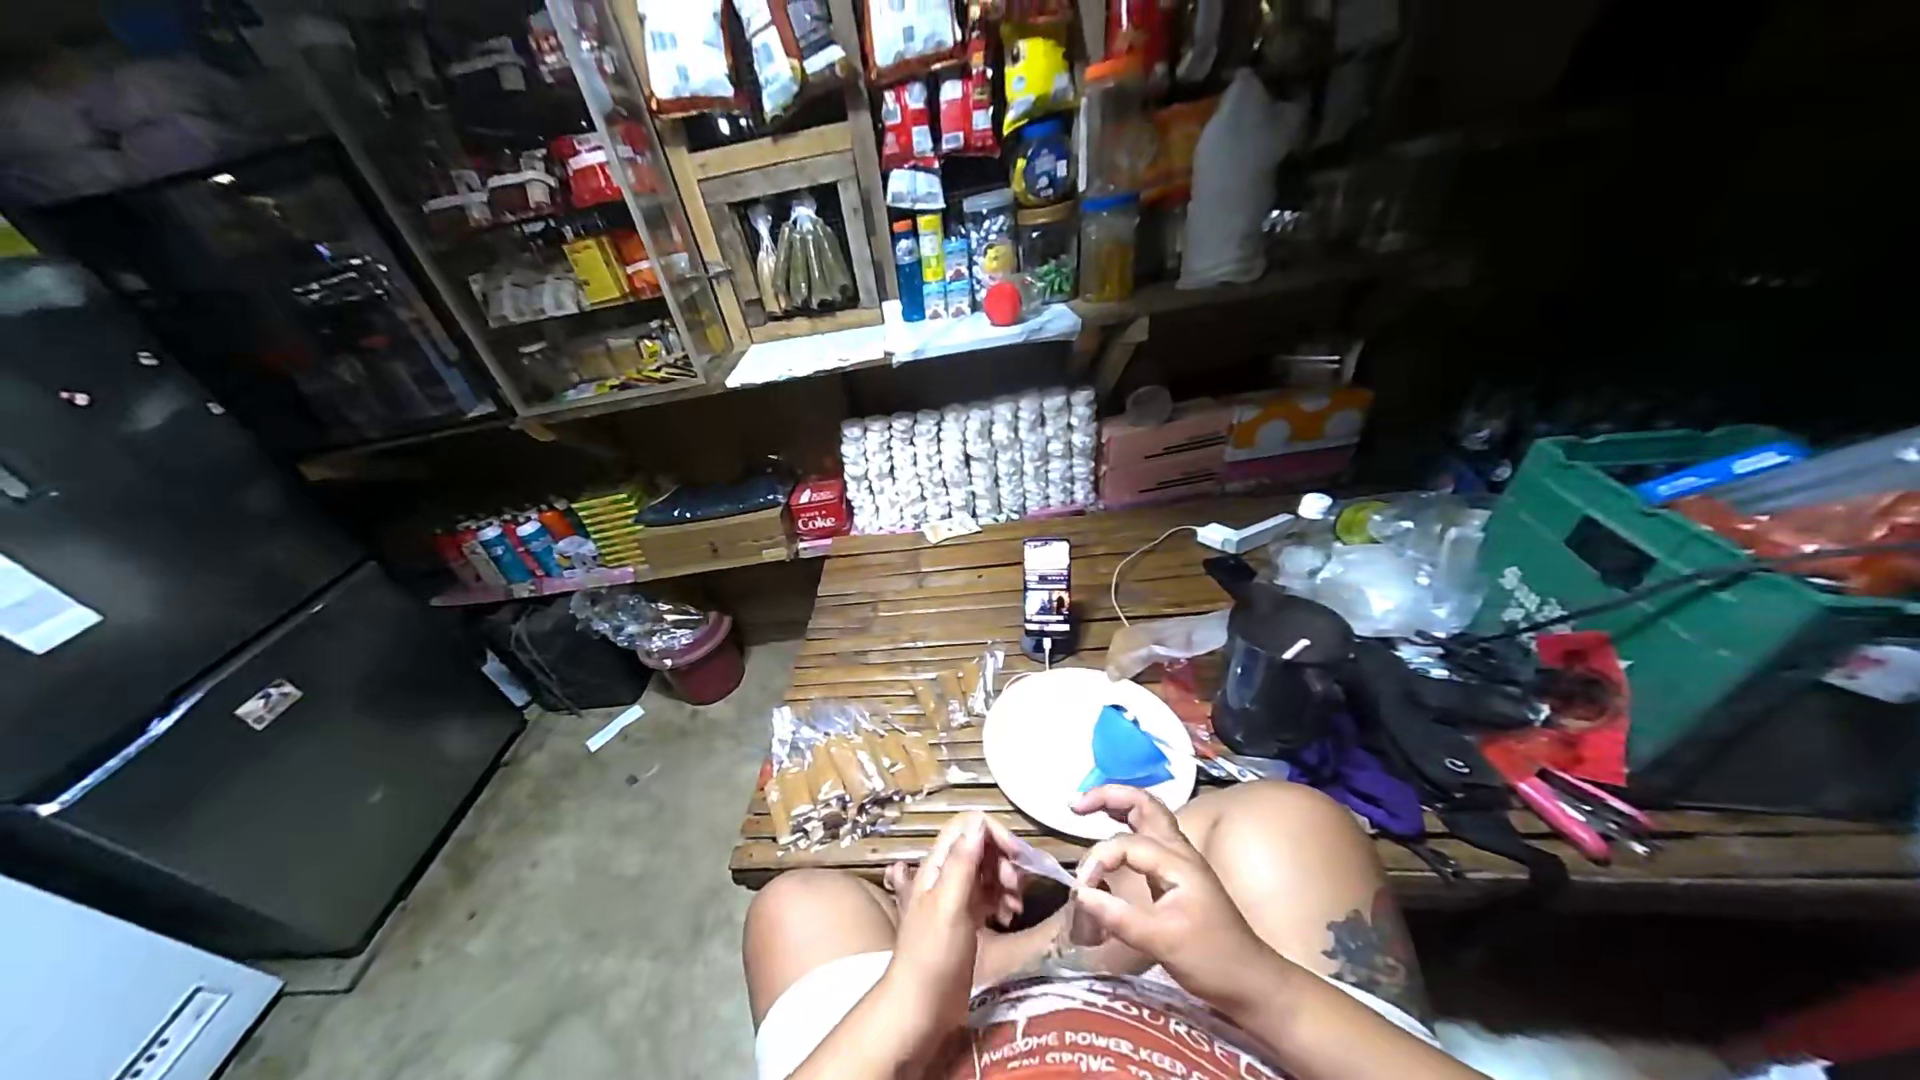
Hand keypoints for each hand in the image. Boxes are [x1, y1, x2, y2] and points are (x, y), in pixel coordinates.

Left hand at [880, 812, 1022, 1053]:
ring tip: (1014, 907)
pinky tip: (1008, 918)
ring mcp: (956, 897)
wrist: (919, 1008)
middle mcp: (945, 875)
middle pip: (980, 846)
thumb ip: (962, 864)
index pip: (967, 826)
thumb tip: (977, 823)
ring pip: (987, 870)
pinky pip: (989, 895)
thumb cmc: (932, 957)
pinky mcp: (966, 918)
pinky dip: (1003, 900)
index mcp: (937, 866)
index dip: (994, 834)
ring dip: (1007, 881)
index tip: (1016, 857)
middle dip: (1004, 860)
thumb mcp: (948, 906)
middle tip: (1015, 887)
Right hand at [1069, 785, 1281, 1011]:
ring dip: (1118, 804)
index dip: (1097, 860)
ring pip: (1148, 815)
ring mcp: (1180, 860)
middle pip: (1144, 804)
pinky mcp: (1178, 873)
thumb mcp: (1163, 942)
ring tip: (1087, 808)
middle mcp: (1179, 851)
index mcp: (1177, 861)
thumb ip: (1119, 916)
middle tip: (1076, 805)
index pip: (1125, 843)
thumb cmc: (1212, 960)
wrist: (1253, 982)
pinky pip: (1149, 835)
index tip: (1080, 890)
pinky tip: (1113, 833)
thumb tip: (1079, 893)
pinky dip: (1127, 824)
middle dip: (1108, 796)